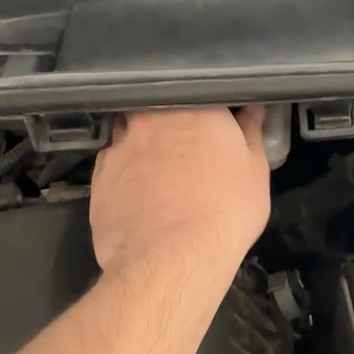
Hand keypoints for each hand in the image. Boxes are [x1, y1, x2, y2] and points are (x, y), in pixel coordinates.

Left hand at [89, 106, 269, 275]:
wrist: (172, 258)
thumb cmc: (225, 210)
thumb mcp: (255, 171)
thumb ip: (251, 133)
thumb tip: (251, 111)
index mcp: (197, 109)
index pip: (201, 96)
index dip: (207, 114)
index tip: (214, 130)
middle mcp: (153, 117)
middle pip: (160, 109)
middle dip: (169, 124)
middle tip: (185, 150)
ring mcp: (120, 145)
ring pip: (130, 133)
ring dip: (142, 144)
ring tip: (159, 173)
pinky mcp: (98, 175)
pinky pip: (112, 164)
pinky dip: (124, 173)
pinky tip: (138, 194)